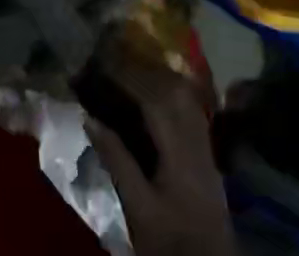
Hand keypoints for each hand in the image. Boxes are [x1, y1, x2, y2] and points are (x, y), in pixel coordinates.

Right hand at [86, 57, 235, 255]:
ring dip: (160, 80)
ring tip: (131, 71)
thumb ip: (117, 161)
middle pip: (177, 93)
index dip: (128, 77)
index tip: (102, 63)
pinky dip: (171, 96)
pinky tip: (154, 97)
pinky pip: (191, 114)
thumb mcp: (138, 207)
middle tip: (115, 61)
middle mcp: (199, 146)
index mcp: (181, 155)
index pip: (155, 101)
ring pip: (187, 101)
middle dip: (146, 71)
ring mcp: (207, 153)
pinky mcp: (208, 162)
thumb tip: (89, 117)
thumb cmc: (169, 243)